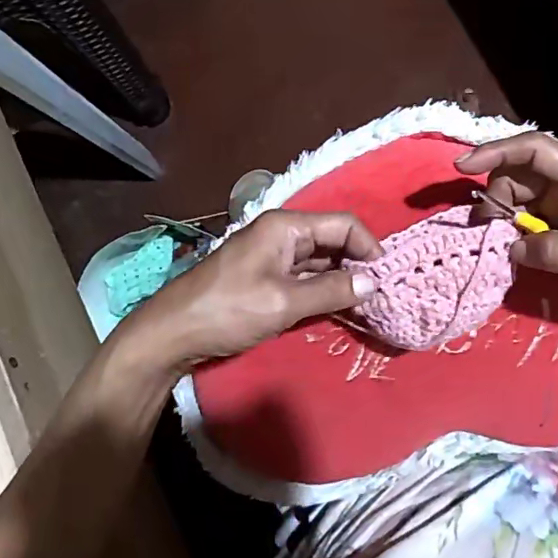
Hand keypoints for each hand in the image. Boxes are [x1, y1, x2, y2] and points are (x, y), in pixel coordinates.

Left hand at [116, 210, 380, 373]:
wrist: (172, 333)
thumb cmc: (228, 310)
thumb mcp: (284, 302)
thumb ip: (331, 291)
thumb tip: (373, 284)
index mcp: (285, 226)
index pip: (343, 224)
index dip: (369, 247)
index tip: (385, 278)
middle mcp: (281, 233)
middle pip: (333, 241)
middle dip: (358, 265)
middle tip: (381, 295)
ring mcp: (272, 255)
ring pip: (321, 261)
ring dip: (343, 280)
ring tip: (367, 305)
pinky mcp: (266, 277)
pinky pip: (304, 277)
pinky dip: (323, 290)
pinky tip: (339, 308)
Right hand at [457, 133, 557, 316]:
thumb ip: (554, 251)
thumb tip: (510, 246)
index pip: (535, 149)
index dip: (497, 152)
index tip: (463, 167)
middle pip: (521, 172)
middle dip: (496, 192)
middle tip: (484, 227)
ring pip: (520, 195)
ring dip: (502, 213)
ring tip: (496, 240)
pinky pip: (528, 218)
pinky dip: (513, 228)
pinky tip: (509, 246)